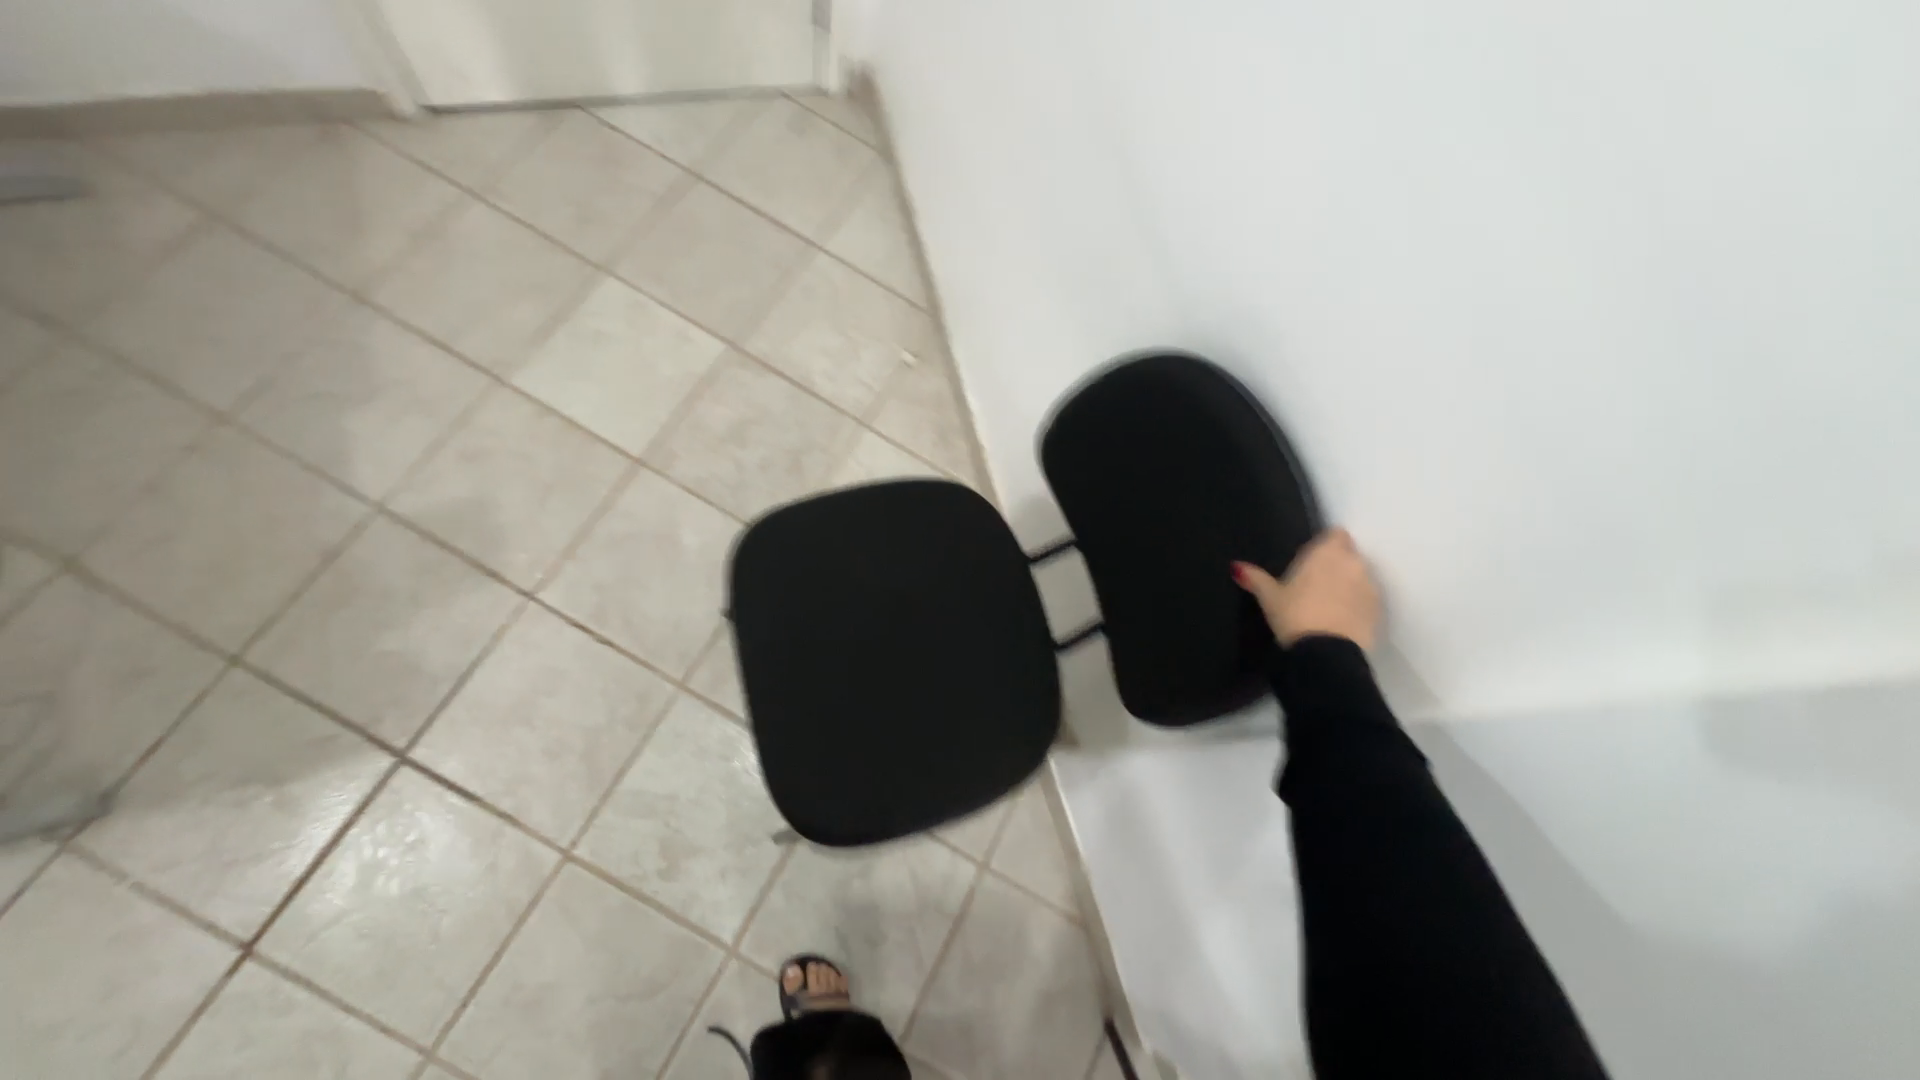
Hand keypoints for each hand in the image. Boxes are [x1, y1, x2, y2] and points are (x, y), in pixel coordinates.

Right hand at [1232, 529, 1379, 648]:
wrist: (1326, 653)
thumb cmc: (1294, 615)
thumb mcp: (1269, 597)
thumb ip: (1255, 578)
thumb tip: (1237, 566)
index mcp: (1326, 553)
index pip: (1336, 534)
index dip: (1326, 544)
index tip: (1312, 558)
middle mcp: (1352, 563)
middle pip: (1349, 554)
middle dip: (1336, 563)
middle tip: (1315, 582)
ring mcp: (1369, 586)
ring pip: (1359, 576)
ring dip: (1348, 583)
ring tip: (1327, 604)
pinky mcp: (1378, 609)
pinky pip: (1367, 599)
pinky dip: (1357, 604)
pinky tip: (1340, 620)